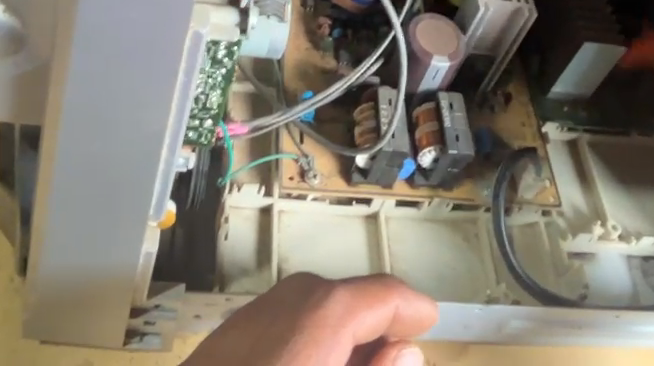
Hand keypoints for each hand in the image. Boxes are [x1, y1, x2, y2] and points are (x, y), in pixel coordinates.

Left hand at [182, 272, 436, 365]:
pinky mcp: (223, 343)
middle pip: (346, 300)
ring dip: (339, 339)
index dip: (410, 309)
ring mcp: (249, 318)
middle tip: (395, 359)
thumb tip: (405, 352)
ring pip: (312, 313)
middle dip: (374, 327)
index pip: (382, 294)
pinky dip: (305, 346)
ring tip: (353, 365)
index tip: (430, 323)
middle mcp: (286, 300)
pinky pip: (281, 329)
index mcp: (322, 311)